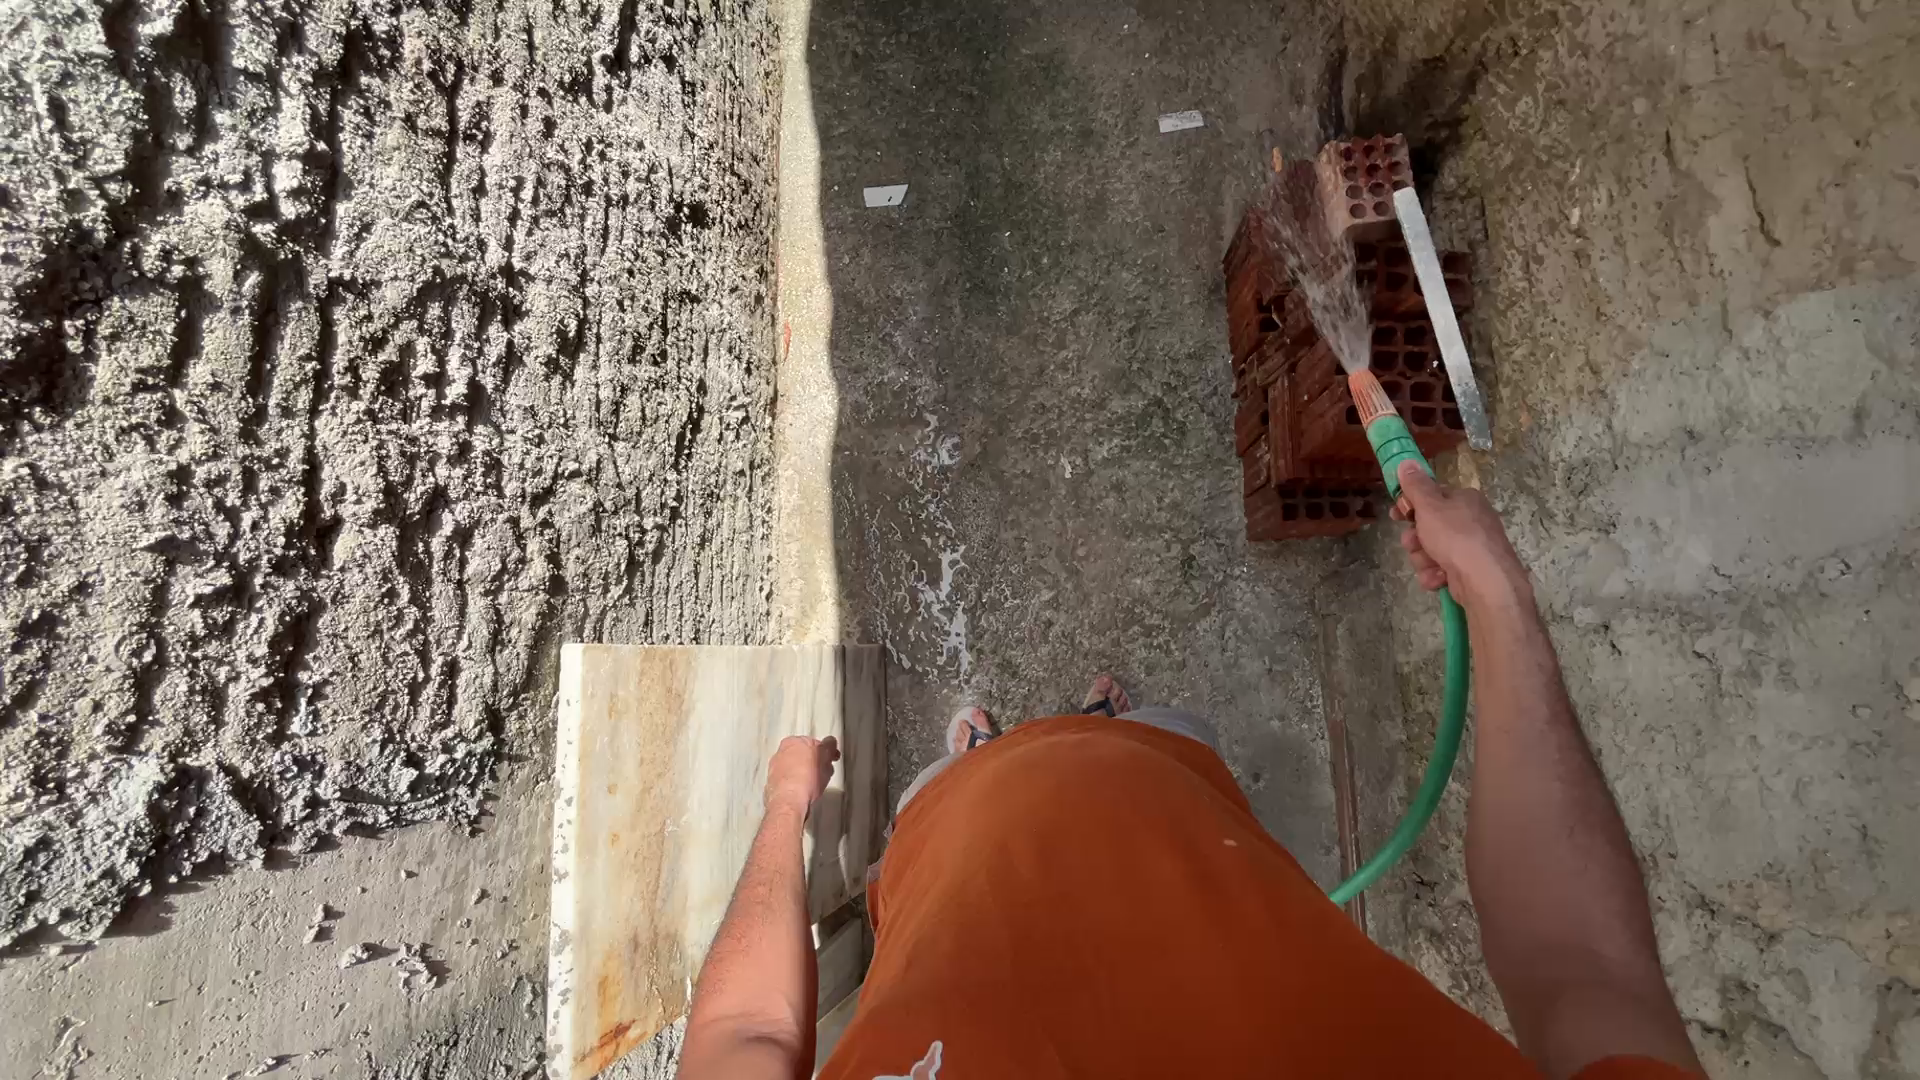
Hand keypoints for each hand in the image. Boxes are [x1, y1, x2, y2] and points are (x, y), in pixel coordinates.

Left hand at [765, 735, 837, 814]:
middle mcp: (780, 753)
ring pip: (794, 768)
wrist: (790, 801)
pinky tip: (804, 792)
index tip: (831, 758)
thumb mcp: (826, 758)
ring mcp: (774, 769)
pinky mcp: (772, 785)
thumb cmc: (805, 779)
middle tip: (824, 771)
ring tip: (815, 784)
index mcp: (793, 742)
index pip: (813, 742)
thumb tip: (830, 742)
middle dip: (813, 762)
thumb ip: (829, 747)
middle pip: (802, 755)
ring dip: (804, 774)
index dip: (825, 751)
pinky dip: (795, 784)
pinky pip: (788, 781)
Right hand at [1391, 460, 1534, 617]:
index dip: (1410, 506)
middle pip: (1427, 526)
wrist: (1484, 579)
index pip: (1431, 497)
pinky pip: (1438, 568)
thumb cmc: (1456, 536)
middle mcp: (1470, 520)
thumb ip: (1415, 486)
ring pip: (1429, 549)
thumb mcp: (1430, 506)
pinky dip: (1434, 574)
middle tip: (1414, 542)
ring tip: (1430, 563)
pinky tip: (1439, 577)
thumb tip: (1406, 462)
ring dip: (1422, 558)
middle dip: (1415, 538)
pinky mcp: (1467, 569)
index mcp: (1465, 500)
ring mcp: (1470, 546)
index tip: (1396, 515)